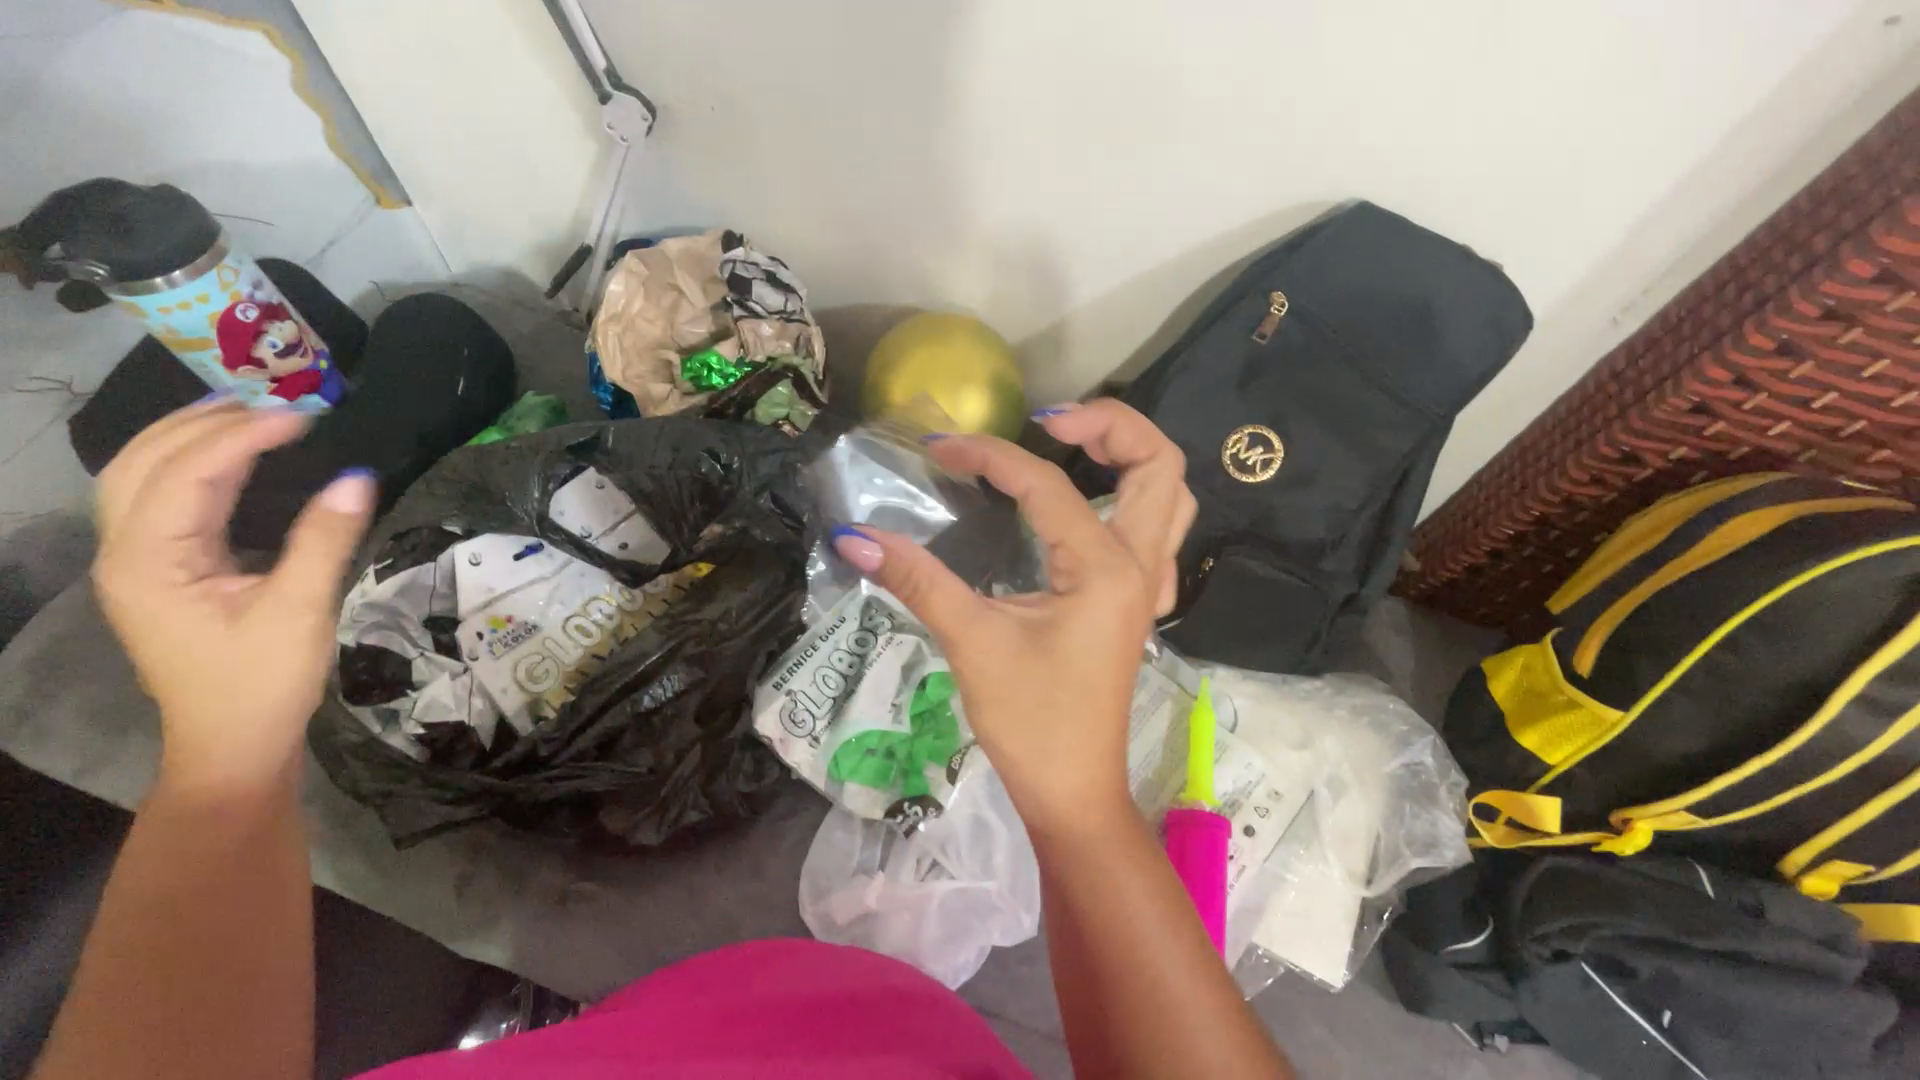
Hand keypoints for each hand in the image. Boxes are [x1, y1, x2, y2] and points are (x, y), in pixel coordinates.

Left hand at [92, 400, 374, 790]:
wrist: (233, 743)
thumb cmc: (264, 683)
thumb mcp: (301, 611)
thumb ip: (324, 539)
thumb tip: (357, 476)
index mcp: (148, 562)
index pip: (186, 474)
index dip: (243, 436)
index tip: (306, 415)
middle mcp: (125, 552)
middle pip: (142, 461)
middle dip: (205, 422)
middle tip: (277, 400)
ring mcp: (136, 561)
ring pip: (141, 474)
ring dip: (191, 435)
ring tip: (253, 410)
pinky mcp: (160, 569)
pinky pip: (162, 497)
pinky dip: (196, 463)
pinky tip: (236, 454)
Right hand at [832, 400, 1195, 834]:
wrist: (1073, 789)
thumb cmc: (1030, 721)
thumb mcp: (972, 644)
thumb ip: (919, 581)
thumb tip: (853, 535)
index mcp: (1104, 568)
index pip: (1047, 484)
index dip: (989, 455)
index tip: (940, 449)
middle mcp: (1139, 565)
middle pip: (1158, 462)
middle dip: (1110, 424)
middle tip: (1049, 421)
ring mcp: (1148, 586)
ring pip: (1170, 495)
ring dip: (1132, 457)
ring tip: (1075, 444)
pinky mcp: (1138, 605)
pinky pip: (1158, 532)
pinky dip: (1133, 501)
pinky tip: (1091, 512)